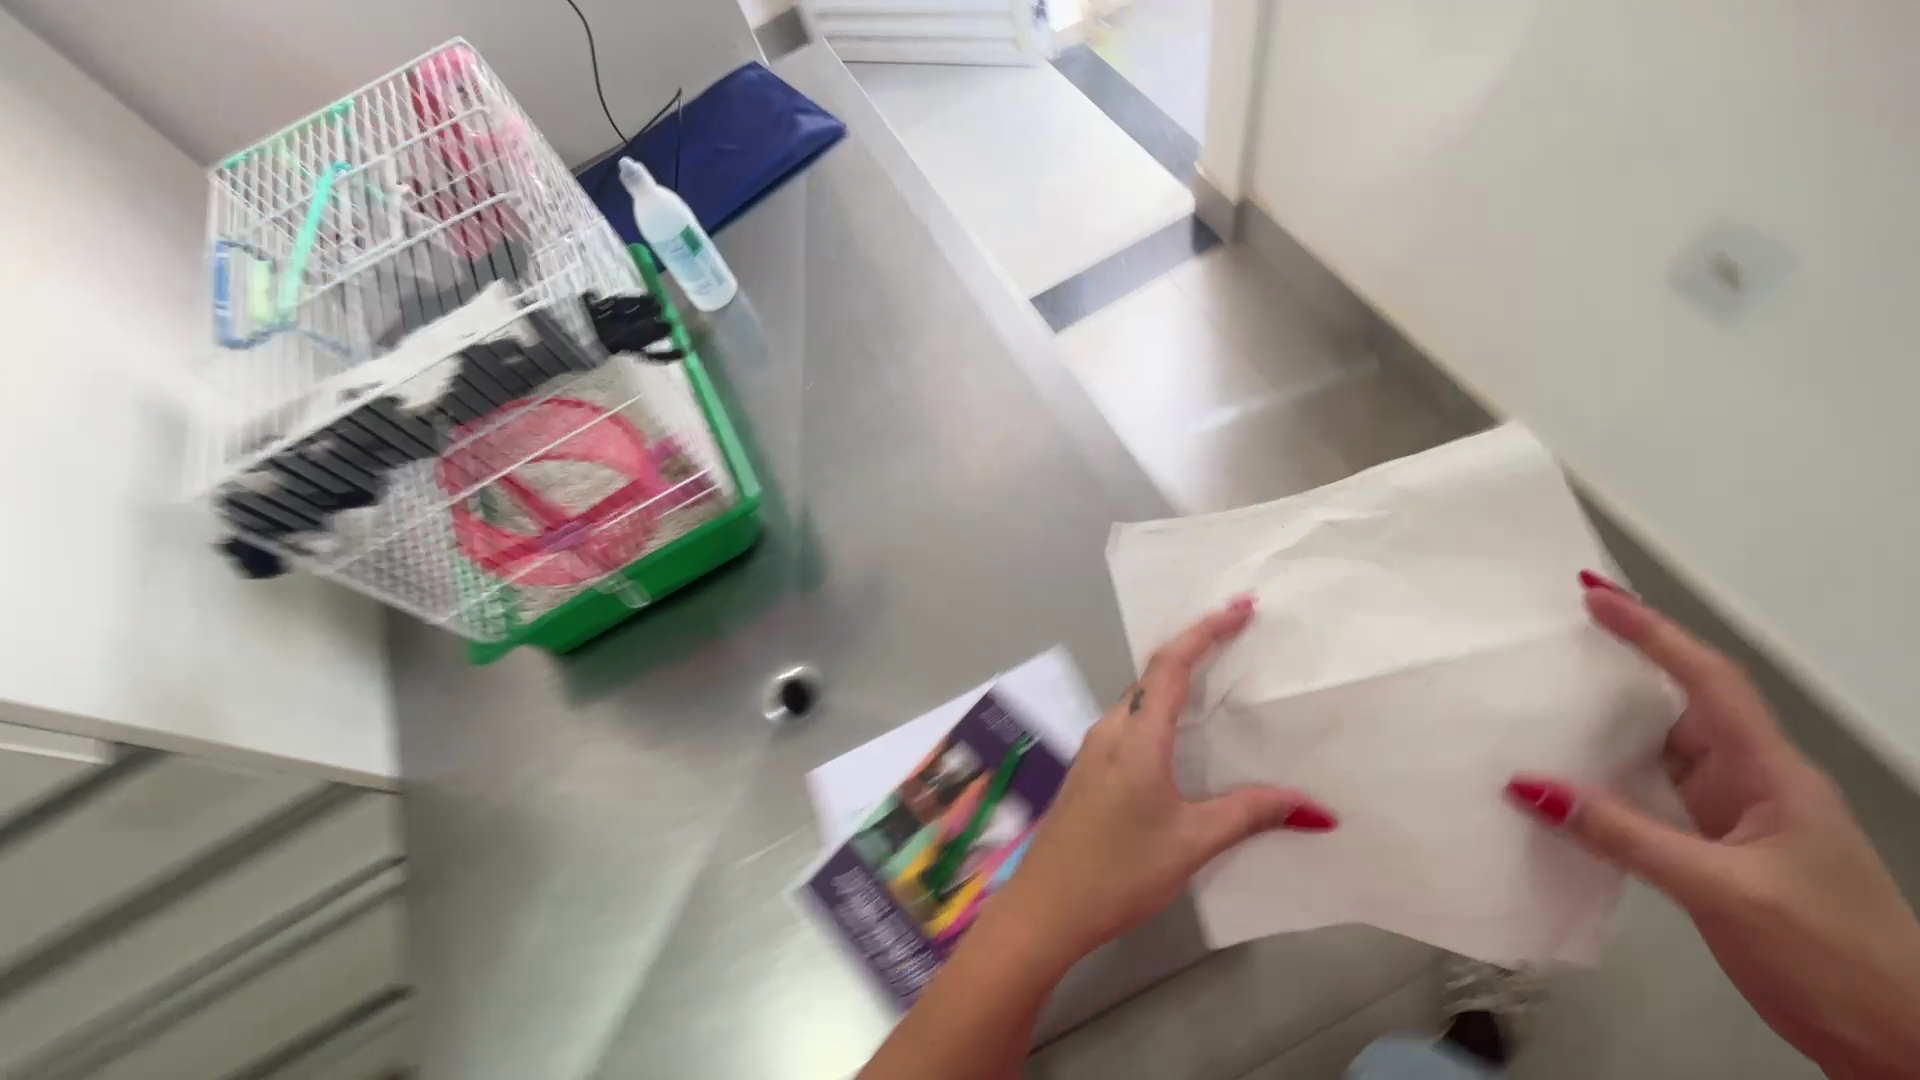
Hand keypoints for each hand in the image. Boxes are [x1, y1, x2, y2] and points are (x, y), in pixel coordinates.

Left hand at [994, 596, 1337, 967]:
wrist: (1044, 907)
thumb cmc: (1119, 870)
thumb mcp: (1192, 842)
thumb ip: (1251, 814)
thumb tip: (1317, 809)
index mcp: (1135, 737)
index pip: (1172, 664)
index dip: (1206, 630)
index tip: (1241, 607)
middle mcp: (1109, 731)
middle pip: (1153, 676)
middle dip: (1195, 649)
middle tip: (1239, 639)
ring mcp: (1092, 751)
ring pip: (1138, 701)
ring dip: (1175, 683)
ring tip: (1218, 682)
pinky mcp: (1087, 771)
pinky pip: (1127, 726)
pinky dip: (1158, 713)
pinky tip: (1179, 738)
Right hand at [1508, 574, 1919, 1079]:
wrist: (1895, 1040)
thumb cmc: (1831, 954)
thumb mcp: (1723, 890)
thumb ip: (1622, 835)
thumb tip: (1527, 785)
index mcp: (1771, 773)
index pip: (1710, 681)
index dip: (1653, 632)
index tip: (1596, 596)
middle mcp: (1751, 781)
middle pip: (1682, 701)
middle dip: (1625, 661)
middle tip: (1556, 634)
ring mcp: (1733, 815)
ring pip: (1661, 748)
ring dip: (1606, 721)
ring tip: (1542, 695)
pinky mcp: (1712, 847)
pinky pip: (1647, 793)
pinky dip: (1603, 776)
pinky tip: (1562, 778)